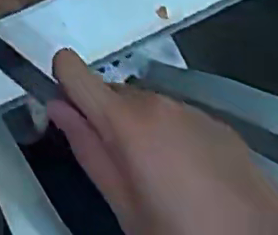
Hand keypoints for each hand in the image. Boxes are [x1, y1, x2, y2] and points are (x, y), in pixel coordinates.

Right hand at [47, 49, 277, 234]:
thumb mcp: (126, 210)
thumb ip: (87, 152)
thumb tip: (57, 109)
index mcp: (124, 119)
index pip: (70, 66)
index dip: (61, 82)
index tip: (67, 111)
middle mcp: (155, 100)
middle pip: (109, 91)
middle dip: (106, 119)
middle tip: (122, 168)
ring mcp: (190, 109)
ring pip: (144, 104)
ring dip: (141, 129)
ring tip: (163, 179)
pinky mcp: (220, 123)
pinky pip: (178, 117)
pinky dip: (173, 137)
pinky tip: (195, 181)